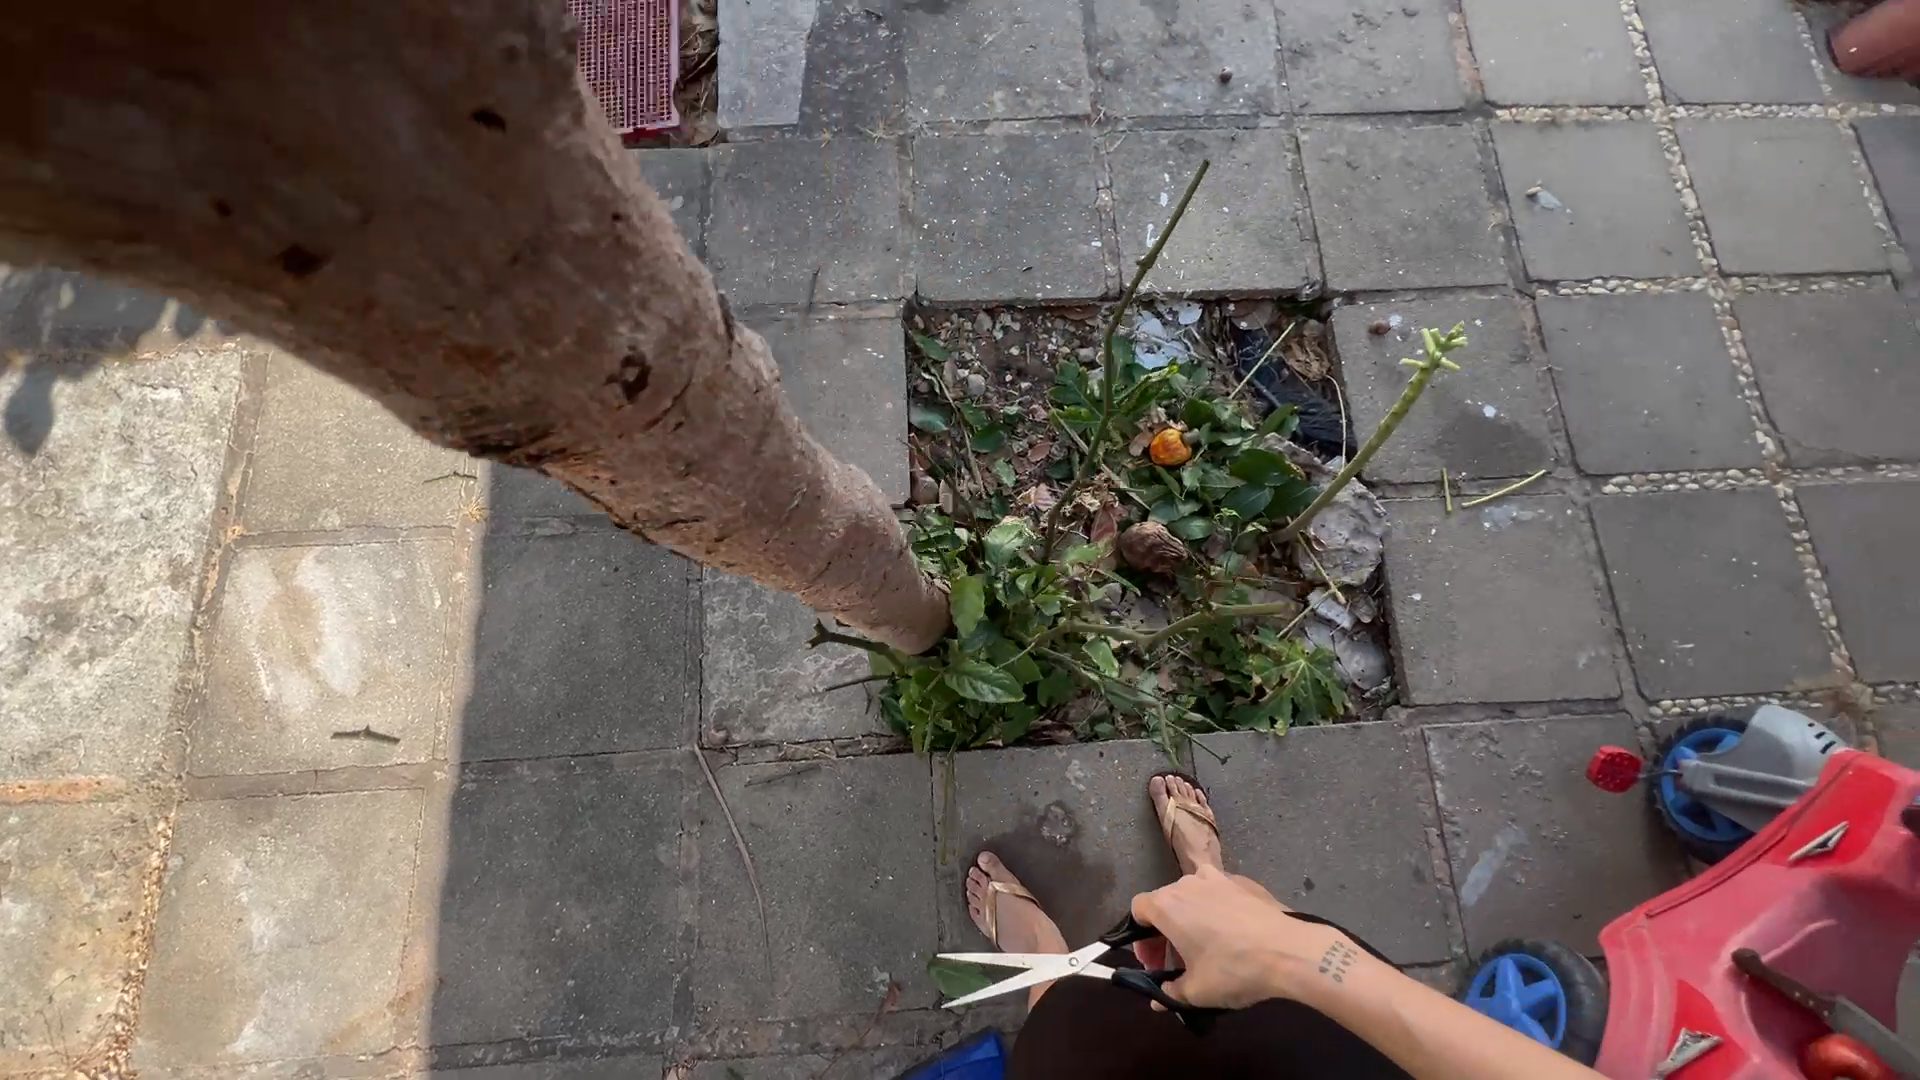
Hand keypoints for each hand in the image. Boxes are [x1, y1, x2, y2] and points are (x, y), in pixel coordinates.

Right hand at [1130, 865, 1374, 1009]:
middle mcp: (1185, 883)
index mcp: (1167, 905)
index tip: (1155, 961)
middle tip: (1180, 960)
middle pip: (1165, 902)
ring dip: (1192, 916)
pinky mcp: (1241, 880)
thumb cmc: (1234, 969)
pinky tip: (1236, 932)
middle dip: (1166, 931)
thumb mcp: (1198, 992)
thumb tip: (1157, 1000)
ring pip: (1193, 895)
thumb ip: (1170, 994)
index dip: (1140, 937)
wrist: (1289, 950)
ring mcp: (1215, 877)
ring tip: (1210, 944)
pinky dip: (1218, 908)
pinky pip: (1219, 893)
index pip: (1138, 909)